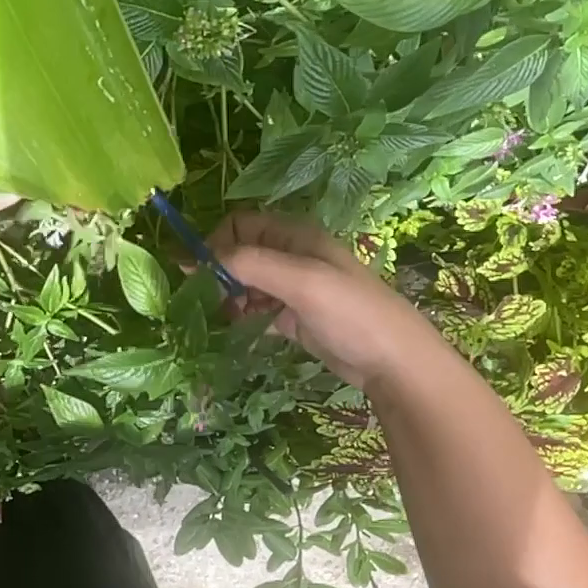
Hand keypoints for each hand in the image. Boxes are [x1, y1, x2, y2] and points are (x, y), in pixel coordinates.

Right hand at [206, 210, 446, 390]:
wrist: (394, 362)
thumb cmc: (350, 313)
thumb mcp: (299, 280)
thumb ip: (248, 264)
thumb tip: (193, 259)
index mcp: (295, 236)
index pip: (240, 225)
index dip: (215, 244)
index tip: (198, 274)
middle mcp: (292, 256)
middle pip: (239, 253)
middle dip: (219, 273)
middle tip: (212, 301)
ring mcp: (293, 288)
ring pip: (245, 283)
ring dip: (229, 297)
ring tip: (230, 318)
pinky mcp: (293, 317)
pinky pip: (256, 309)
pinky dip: (242, 317)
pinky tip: (237, 330)